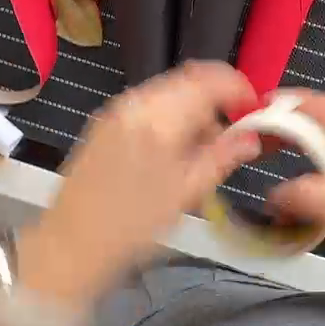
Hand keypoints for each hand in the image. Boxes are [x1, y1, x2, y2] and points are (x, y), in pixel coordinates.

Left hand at [20, 63, 260, 305]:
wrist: (69, 247)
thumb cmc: (132, 227)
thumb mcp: (186, 194)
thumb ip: (221, 157)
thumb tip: (250, 137)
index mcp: (158, 117)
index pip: (209, 78)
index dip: (239, 88)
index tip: (255, 110)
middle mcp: (135, 102)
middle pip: (188, 81)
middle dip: (217, 100)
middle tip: (235, 133)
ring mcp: (116, 111)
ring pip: (168, 92)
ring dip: (193, 109)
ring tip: (204, 150)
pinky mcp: (104, 124)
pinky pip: (147, 106)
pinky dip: (169, 117)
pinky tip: (174, 152)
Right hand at [269, 93, 324, 293]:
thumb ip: (305, 196)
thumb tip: (273, 194)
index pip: (324, 105)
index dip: (291, 100)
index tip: (260, 105)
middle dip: (291, 121)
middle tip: (261, 131)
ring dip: (301, 145)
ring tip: (273, 153)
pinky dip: (312, 168)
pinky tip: (301, 188)